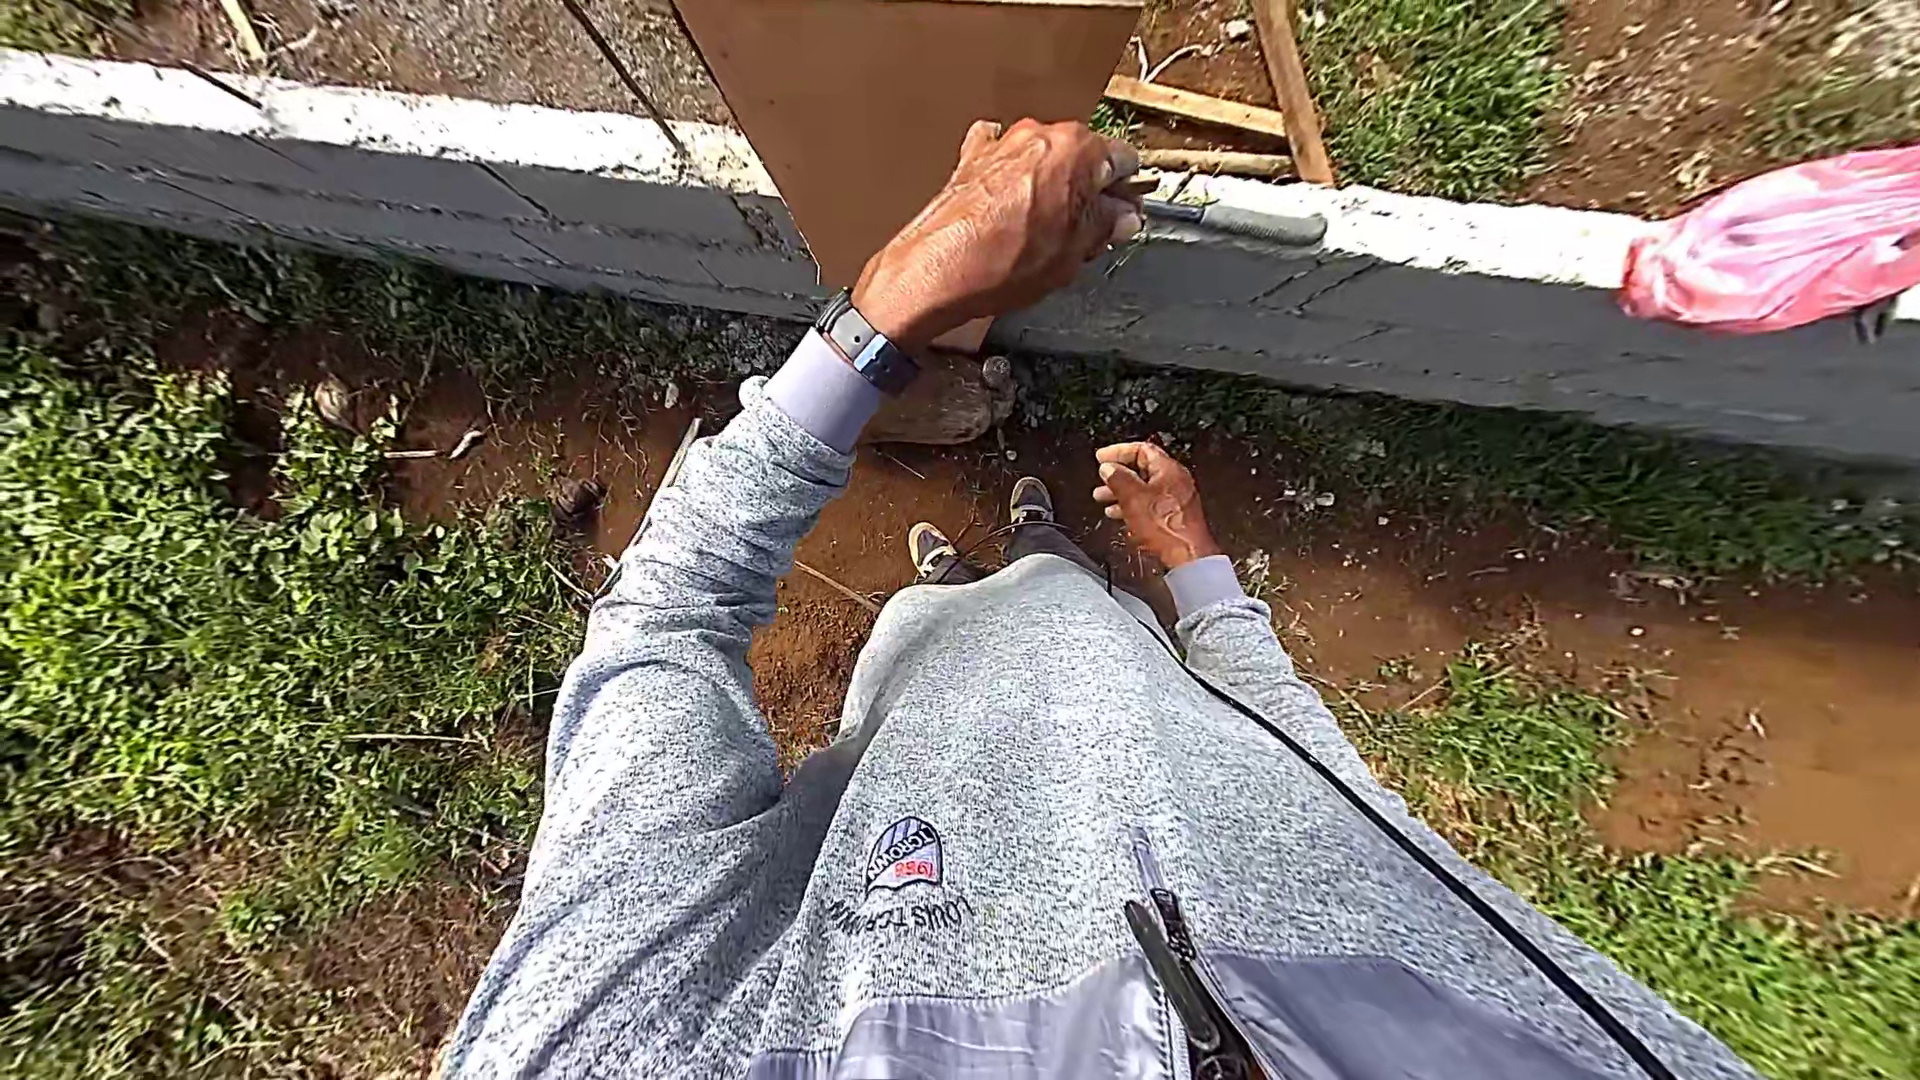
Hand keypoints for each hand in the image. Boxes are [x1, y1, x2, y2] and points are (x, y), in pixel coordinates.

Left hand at [852, 118, 1142, 348]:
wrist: (935, 272)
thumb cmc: (996, 265)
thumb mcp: (1069, 257)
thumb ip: (1102, 228)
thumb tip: (1121, 218)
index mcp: (1077, 151)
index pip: (1123, 162)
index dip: (1126, 196)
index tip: (1123, 219)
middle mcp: (1039, 135)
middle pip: (1082, 159)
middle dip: (1087, 194)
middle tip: (1084, 237)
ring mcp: (1002, 145)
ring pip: (1044, 163)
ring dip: (1051, 192)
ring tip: (1041, 239)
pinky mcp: (973, 160)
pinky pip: (1007, 168)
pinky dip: (1014, 187)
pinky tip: (1010, 218)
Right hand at [1092, 442, 1221, 569]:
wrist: (1186, 555)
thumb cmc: (1166, 527)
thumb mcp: (1133, 498)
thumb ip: (1118, 478)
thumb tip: (1108, 468)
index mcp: (1168, 470)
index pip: (1141, 449)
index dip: (1118, 451)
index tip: (1102, 457)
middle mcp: (1175, 481)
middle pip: (1142, 469)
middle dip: (1118, 474)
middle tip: (1102, 477)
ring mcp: (1176, 499)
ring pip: (1144, 488)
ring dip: (1122, 491)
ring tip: (1104, 498)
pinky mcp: (1174, 516)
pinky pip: (1149, 504)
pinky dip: (1132, 505)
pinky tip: (1120, 514)